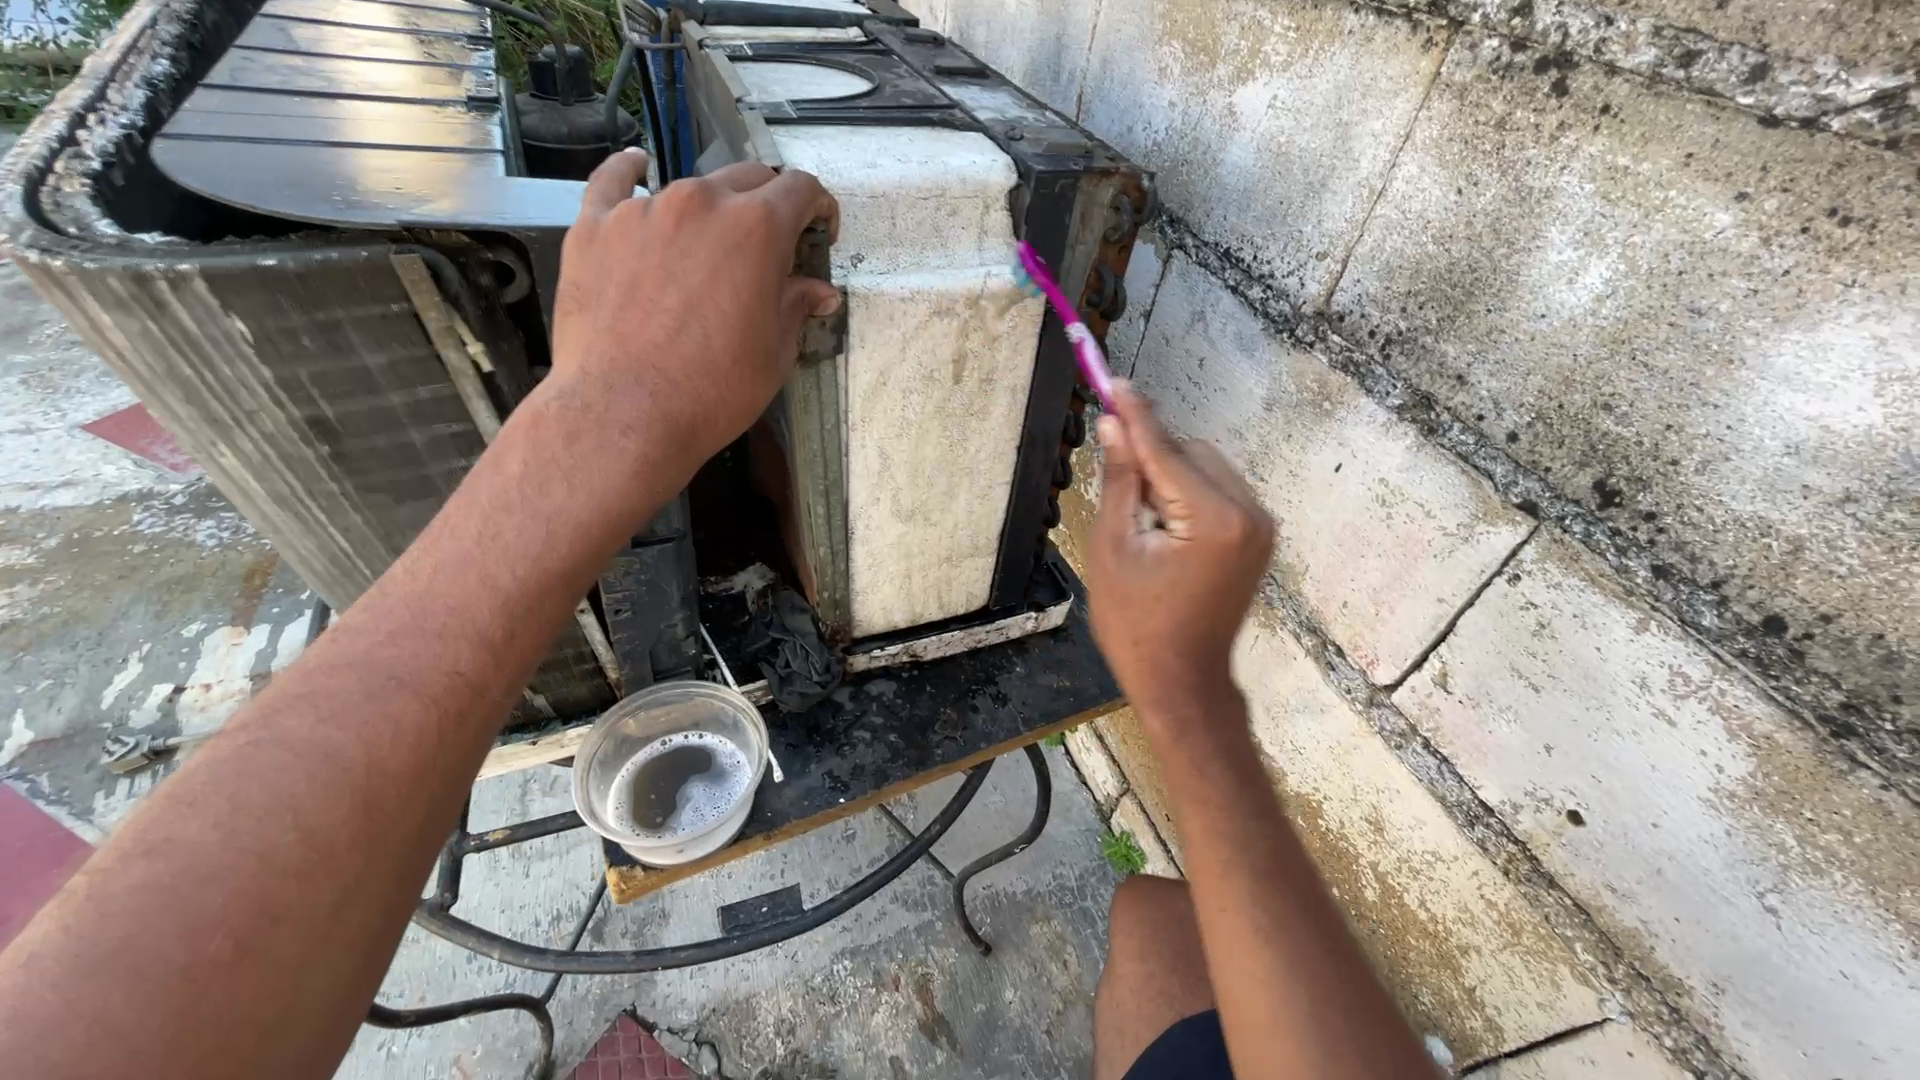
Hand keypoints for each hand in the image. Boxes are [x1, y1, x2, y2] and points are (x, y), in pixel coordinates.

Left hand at [543, 149, 840, 488]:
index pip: (800, 189)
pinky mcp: (594, 226)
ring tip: (708, 247)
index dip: (818, 207)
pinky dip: (631, 173)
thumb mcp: (774, 354)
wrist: (625, 413)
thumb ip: (796, 308)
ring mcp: (644, 210)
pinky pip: (613, 182)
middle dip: (769, 205)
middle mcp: (702, 203)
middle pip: (748, 178)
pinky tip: (637, 168)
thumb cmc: (712, 391)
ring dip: (711, 210)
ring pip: (690, 188)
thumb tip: (819, 292)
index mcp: (757, 229)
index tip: (818, 233)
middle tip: (770, 248)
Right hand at [1088, 381, 1274, 720]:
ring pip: (1205, 469)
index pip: (1166, 450)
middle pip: (1190, 453)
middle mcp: (1249, 513)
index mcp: (1213, 518)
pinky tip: (1163, 525)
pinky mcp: (1259, 537)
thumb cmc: (1135, 625)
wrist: (1182, 681)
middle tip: (1115, 480)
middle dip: (1152, 455)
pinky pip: (1218, 492)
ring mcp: (1261, 526)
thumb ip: (1120, 480)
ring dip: (1170, 475)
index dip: (1134, 416)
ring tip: (1139, 518)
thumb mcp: (1113, 548)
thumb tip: (1113, 424)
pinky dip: (1188, 494)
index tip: (1113, 381)